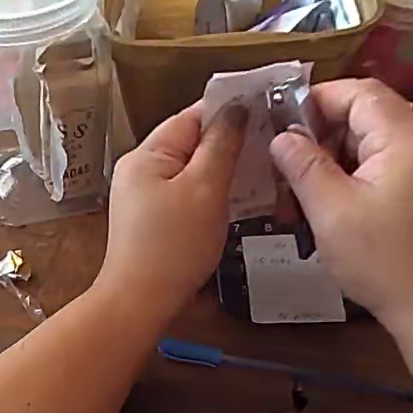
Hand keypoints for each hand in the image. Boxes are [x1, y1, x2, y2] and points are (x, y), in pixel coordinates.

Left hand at [96, 102, 246, 322]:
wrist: (140, 303)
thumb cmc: (173, 247)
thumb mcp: (205, 191)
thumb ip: (222, 146)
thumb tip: (236, 109)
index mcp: (148, 154)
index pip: (193, 116)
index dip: (230, 110)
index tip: (268, 110)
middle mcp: (141, 170)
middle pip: (192, 143)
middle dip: (230, 143)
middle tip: (272, 145)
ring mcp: (144, 197)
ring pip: (191, 172)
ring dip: (223, 171)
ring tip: (261, 172)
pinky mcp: (152, 222)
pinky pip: (187, 196)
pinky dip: (211, 194)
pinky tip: (235, 201)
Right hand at [269, 79, 412, 337]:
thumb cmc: (383, 262)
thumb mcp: (332, 213)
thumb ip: (304, 167)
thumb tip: (281, 136)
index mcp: (405, 138)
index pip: (359, 92)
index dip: (317, 100)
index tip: (281, 124)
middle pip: (367, 117)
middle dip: (323, 137)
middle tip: (289, 169)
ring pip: (374, 146)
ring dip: (336, 162)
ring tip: (305, 195)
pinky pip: (387, 170)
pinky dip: (356, 179)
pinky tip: (334, 209)